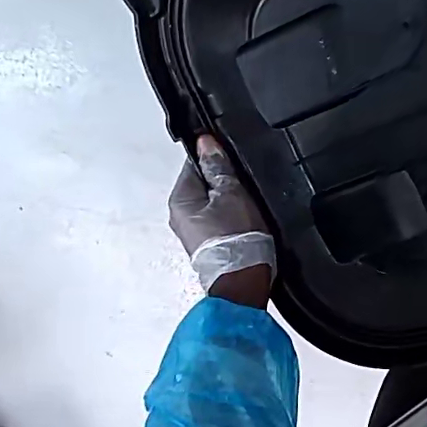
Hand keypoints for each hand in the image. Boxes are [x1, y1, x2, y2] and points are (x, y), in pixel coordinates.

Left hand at [169, 134, 275, 300]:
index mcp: (180, 199)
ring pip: (212, 203)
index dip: (216, 157)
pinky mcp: (207, 245)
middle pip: (203, 184)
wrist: (243, 281)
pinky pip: (217, 221)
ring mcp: (192, 233)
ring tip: (246, 208)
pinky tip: (244, 224)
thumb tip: (206, 144)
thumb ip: (218, 166)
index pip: (194, 162)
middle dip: (224, 182)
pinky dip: (231, 219)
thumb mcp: (232, 192)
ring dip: (229, 202)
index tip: (233, 161)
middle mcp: (179, 216)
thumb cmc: (237, 241)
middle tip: (244, 188)